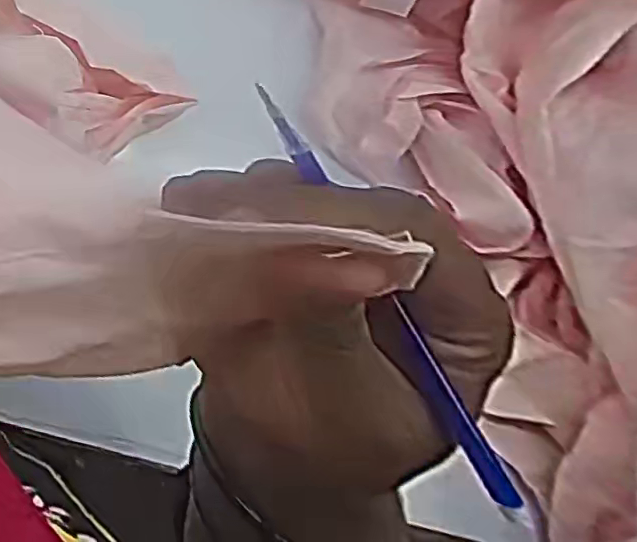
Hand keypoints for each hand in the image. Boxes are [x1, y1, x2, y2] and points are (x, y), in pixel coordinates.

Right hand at [161, 161, 512, 537]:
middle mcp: (396, 258)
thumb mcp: (344, 402)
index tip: (266, 222)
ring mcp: (331, 238)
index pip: (410, 224)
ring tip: (191, 220)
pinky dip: (208, 202)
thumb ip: (332, 326)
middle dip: (272, 202)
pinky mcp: (279, 230)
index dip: (341, 214)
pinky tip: (185, 222)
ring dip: (232, 196)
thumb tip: (323, 253)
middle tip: (213, 217)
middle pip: (337, 195)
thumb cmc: (324, 443)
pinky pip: (242, 196)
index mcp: (451, 307)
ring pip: (285, 186)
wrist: (276, 451)